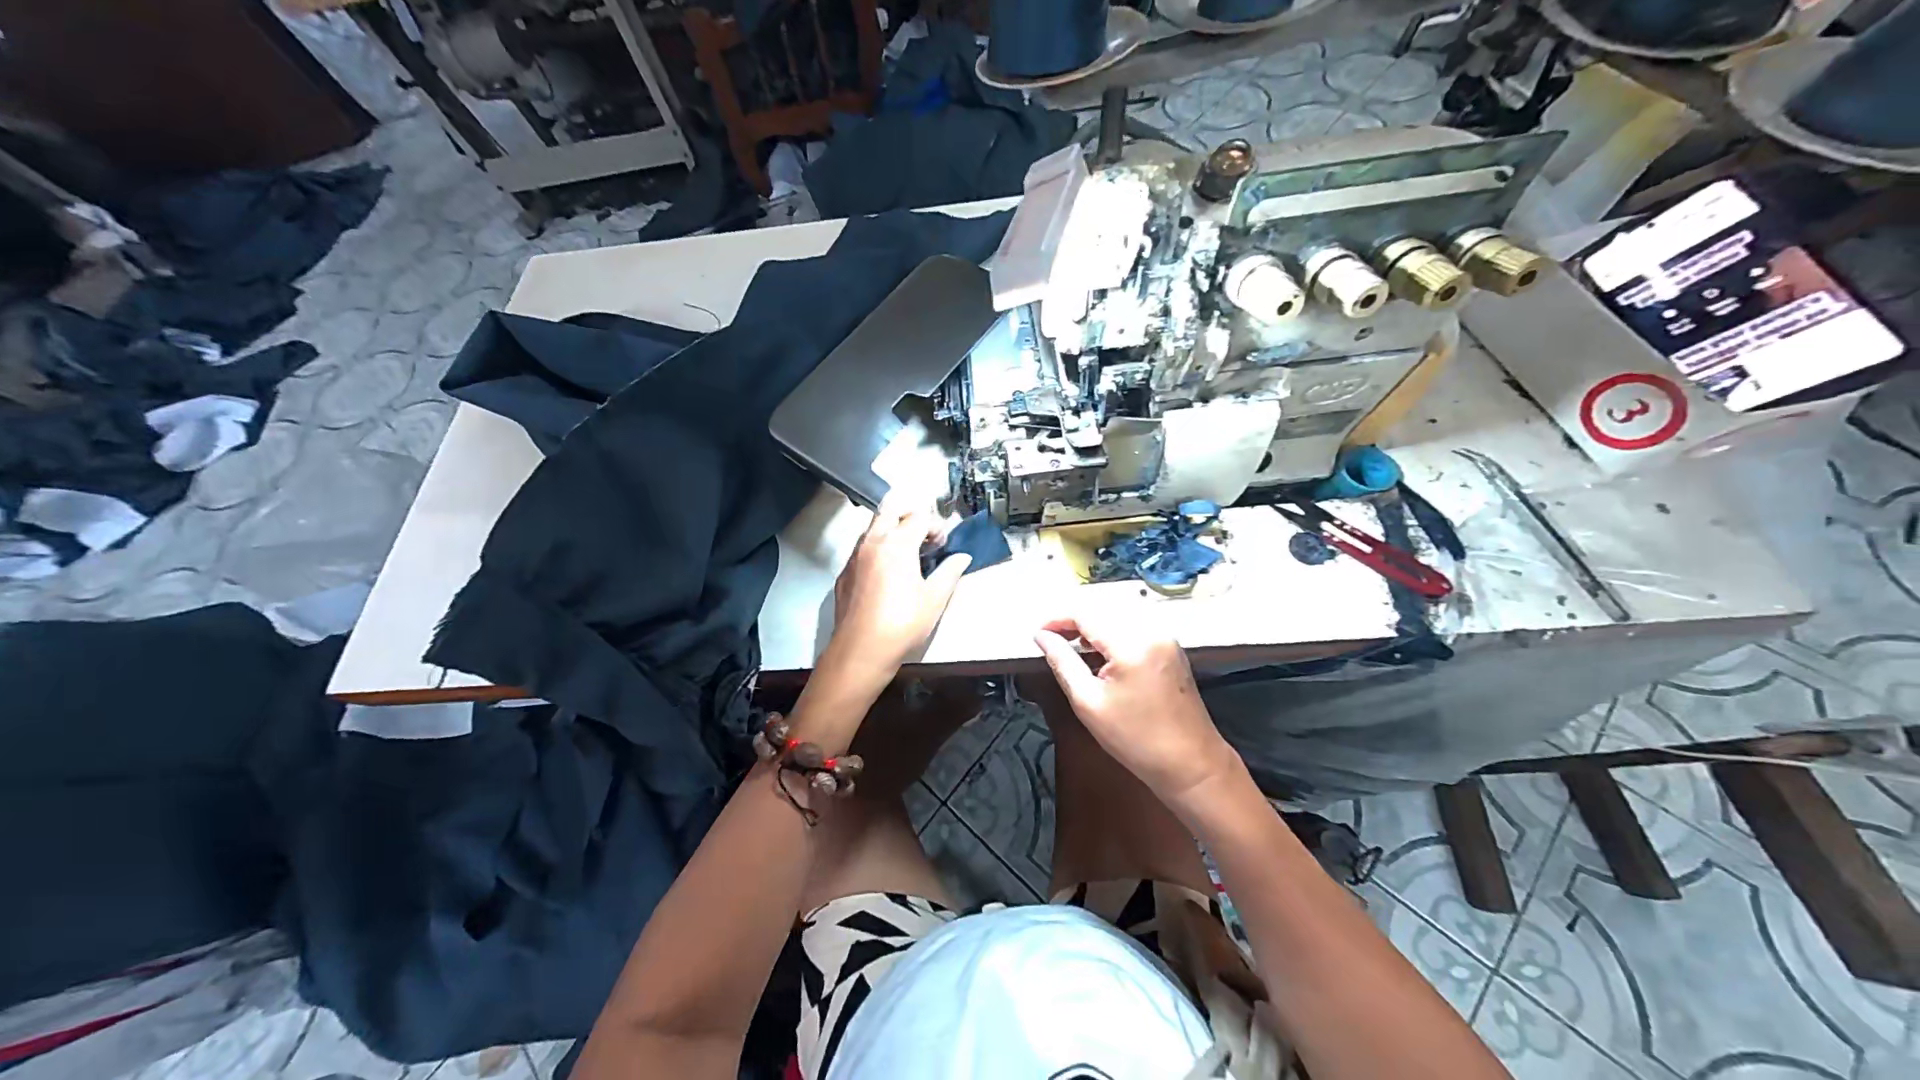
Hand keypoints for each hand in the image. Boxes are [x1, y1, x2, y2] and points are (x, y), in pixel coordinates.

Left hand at [822, 492, 971, 688]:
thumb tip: (962, 557)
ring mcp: (854, 556)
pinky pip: (862, 548)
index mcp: (897, 543)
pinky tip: (888, 574)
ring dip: (893, 530)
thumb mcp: (935, 599)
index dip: (936, 527)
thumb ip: (950, 572)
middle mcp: (872, 542)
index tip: (942, 546)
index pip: (920, 516)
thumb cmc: (901, 624)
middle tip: (925, 538)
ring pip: (873, 527)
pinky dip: (878, 548)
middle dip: (911, 516)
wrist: (860, 651)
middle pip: (891, 509)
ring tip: (908, 555)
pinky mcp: (845, 572)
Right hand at [1033, 613, 1240, 805]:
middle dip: (1075, 623)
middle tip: (1053, 642)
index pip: (1085, 614)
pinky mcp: (1171, 649)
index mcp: (1131, 644)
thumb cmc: (1136, 739)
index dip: (1057, 620)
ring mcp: (1166, 639)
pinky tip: (1102, 657)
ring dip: (1094, 628)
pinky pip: (1135, 629)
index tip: (1039, 634)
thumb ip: (1062, 662)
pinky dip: (1113, 636)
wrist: (1190, 764)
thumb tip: (1042, 637)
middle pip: (1103, 610)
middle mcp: (1152, 632)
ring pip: (1118, 617)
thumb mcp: (1088, 702)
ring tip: (1074, 651)